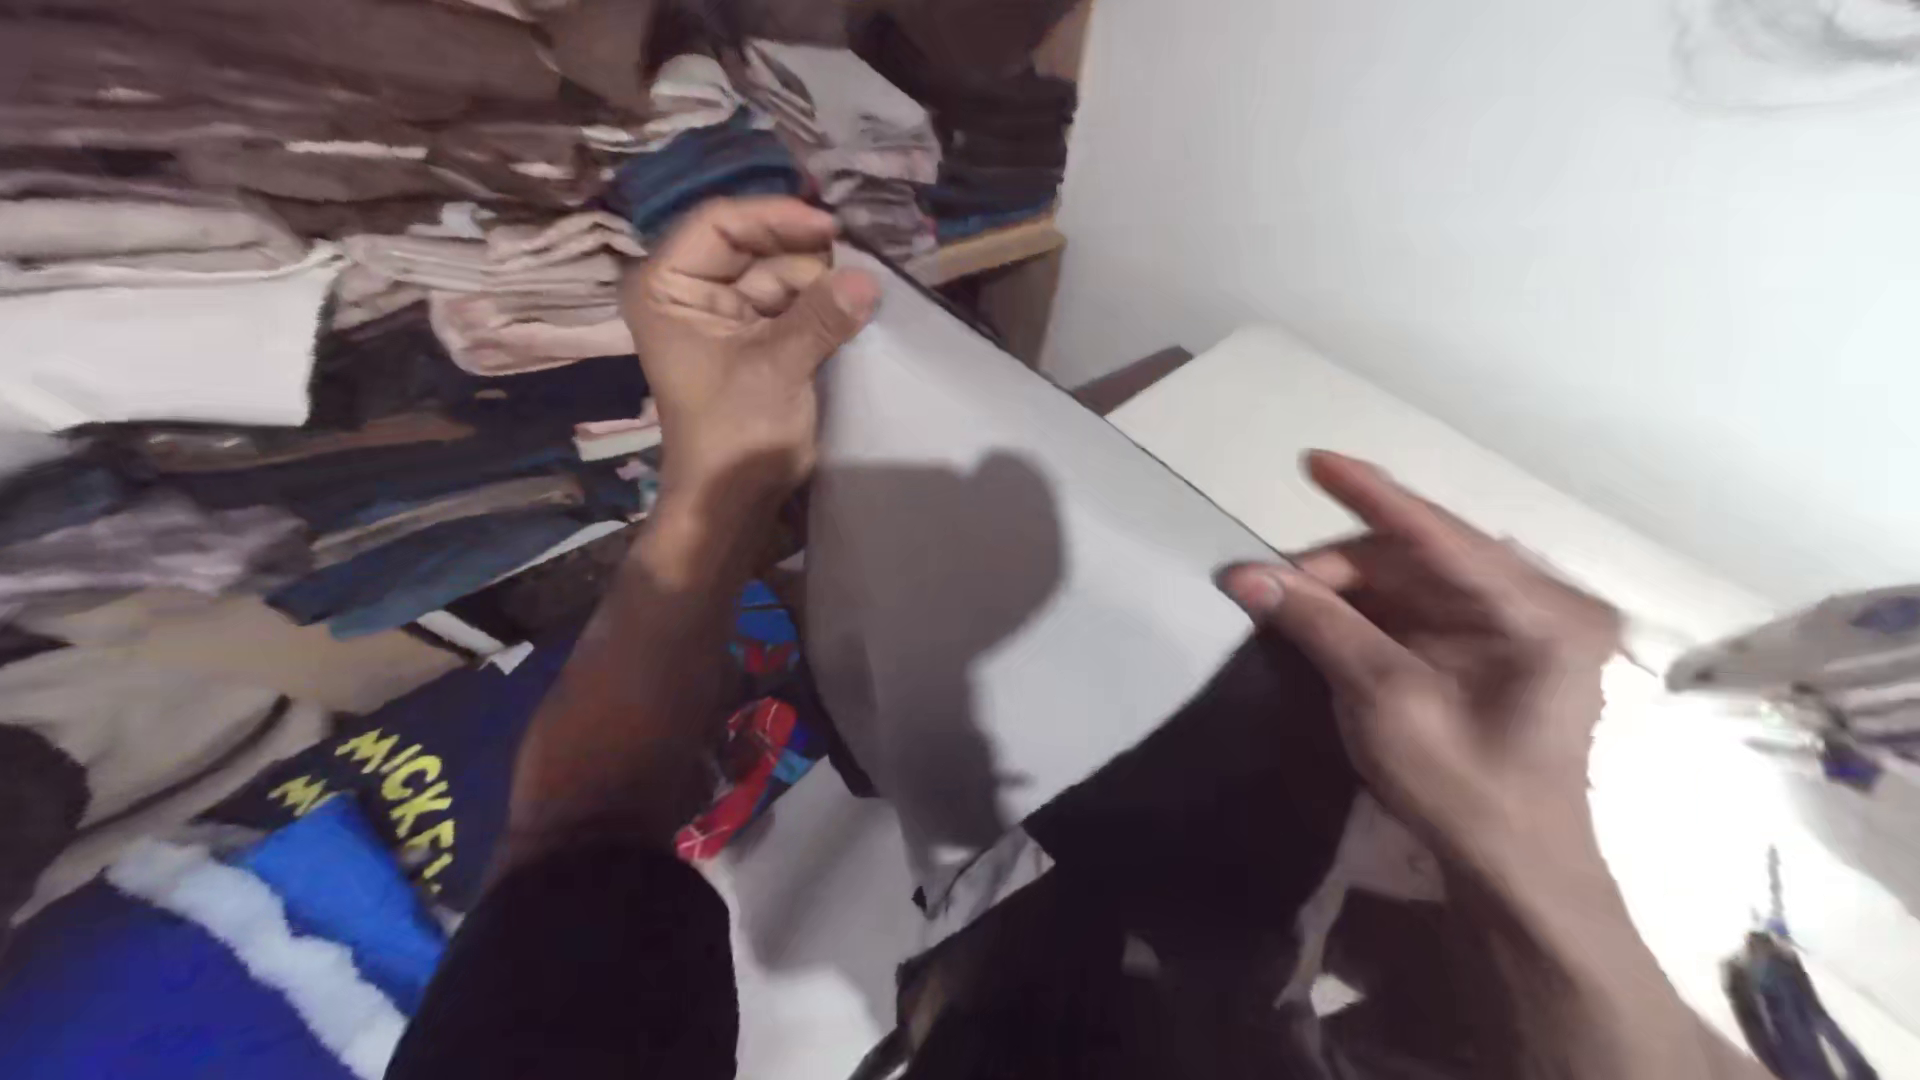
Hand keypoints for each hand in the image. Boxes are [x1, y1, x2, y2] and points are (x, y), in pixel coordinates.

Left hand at [621, 196, 878, 515]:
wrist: (736, 497)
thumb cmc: (736, 432)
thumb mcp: (776, 368)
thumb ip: (820, 318)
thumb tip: (870, 278)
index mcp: (668, 287)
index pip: (719, 224)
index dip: (775, 219)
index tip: (831, 229)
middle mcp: (693, 293)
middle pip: (754, 250)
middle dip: (806, 256)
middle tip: (860, 261)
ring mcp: (728, 319)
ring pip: (780, 280)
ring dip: (822, 284)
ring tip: (866, 287)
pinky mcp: (759, 343)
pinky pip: (794, 310)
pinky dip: (822, 308)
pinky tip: (855, 305)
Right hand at [1219, 451, 1620, 864]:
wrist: (1509, 865)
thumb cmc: (1462, 786)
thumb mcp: (1381, 698)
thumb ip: (1316, 625)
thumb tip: (1242, 576)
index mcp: (1538, 612)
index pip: (1437, 533)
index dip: (1370, 494)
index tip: (1314, 460)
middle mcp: (1531, 601)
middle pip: (1411, 553)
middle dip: (1334, 566)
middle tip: (1267, 586)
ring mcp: (1506, 620)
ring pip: (1402, 575)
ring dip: (1337, 588)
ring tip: (1283, 604)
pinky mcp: (1479, 640)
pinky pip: (1404, 602)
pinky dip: (1353, 608)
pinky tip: (1315, 618)